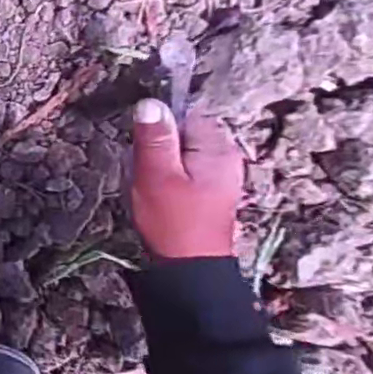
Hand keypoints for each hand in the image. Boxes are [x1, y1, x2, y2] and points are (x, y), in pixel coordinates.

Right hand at [129, 98, 243, 259]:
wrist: (190, 271)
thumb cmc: (173, 223)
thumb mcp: (156, 175)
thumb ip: (154, 138)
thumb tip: (151, 103)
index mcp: (218, 148)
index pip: (186, 113)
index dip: (160, 126)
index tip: (146, 146)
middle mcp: (226, 157)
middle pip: (184, 131)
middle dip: (161, 145)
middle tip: (149, 169)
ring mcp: (221, 174)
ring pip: (182, 151)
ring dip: (164, 162)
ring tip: (154, 183)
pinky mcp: (212, 189)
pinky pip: (186, 168)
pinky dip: (171, 175)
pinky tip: (162, 193)